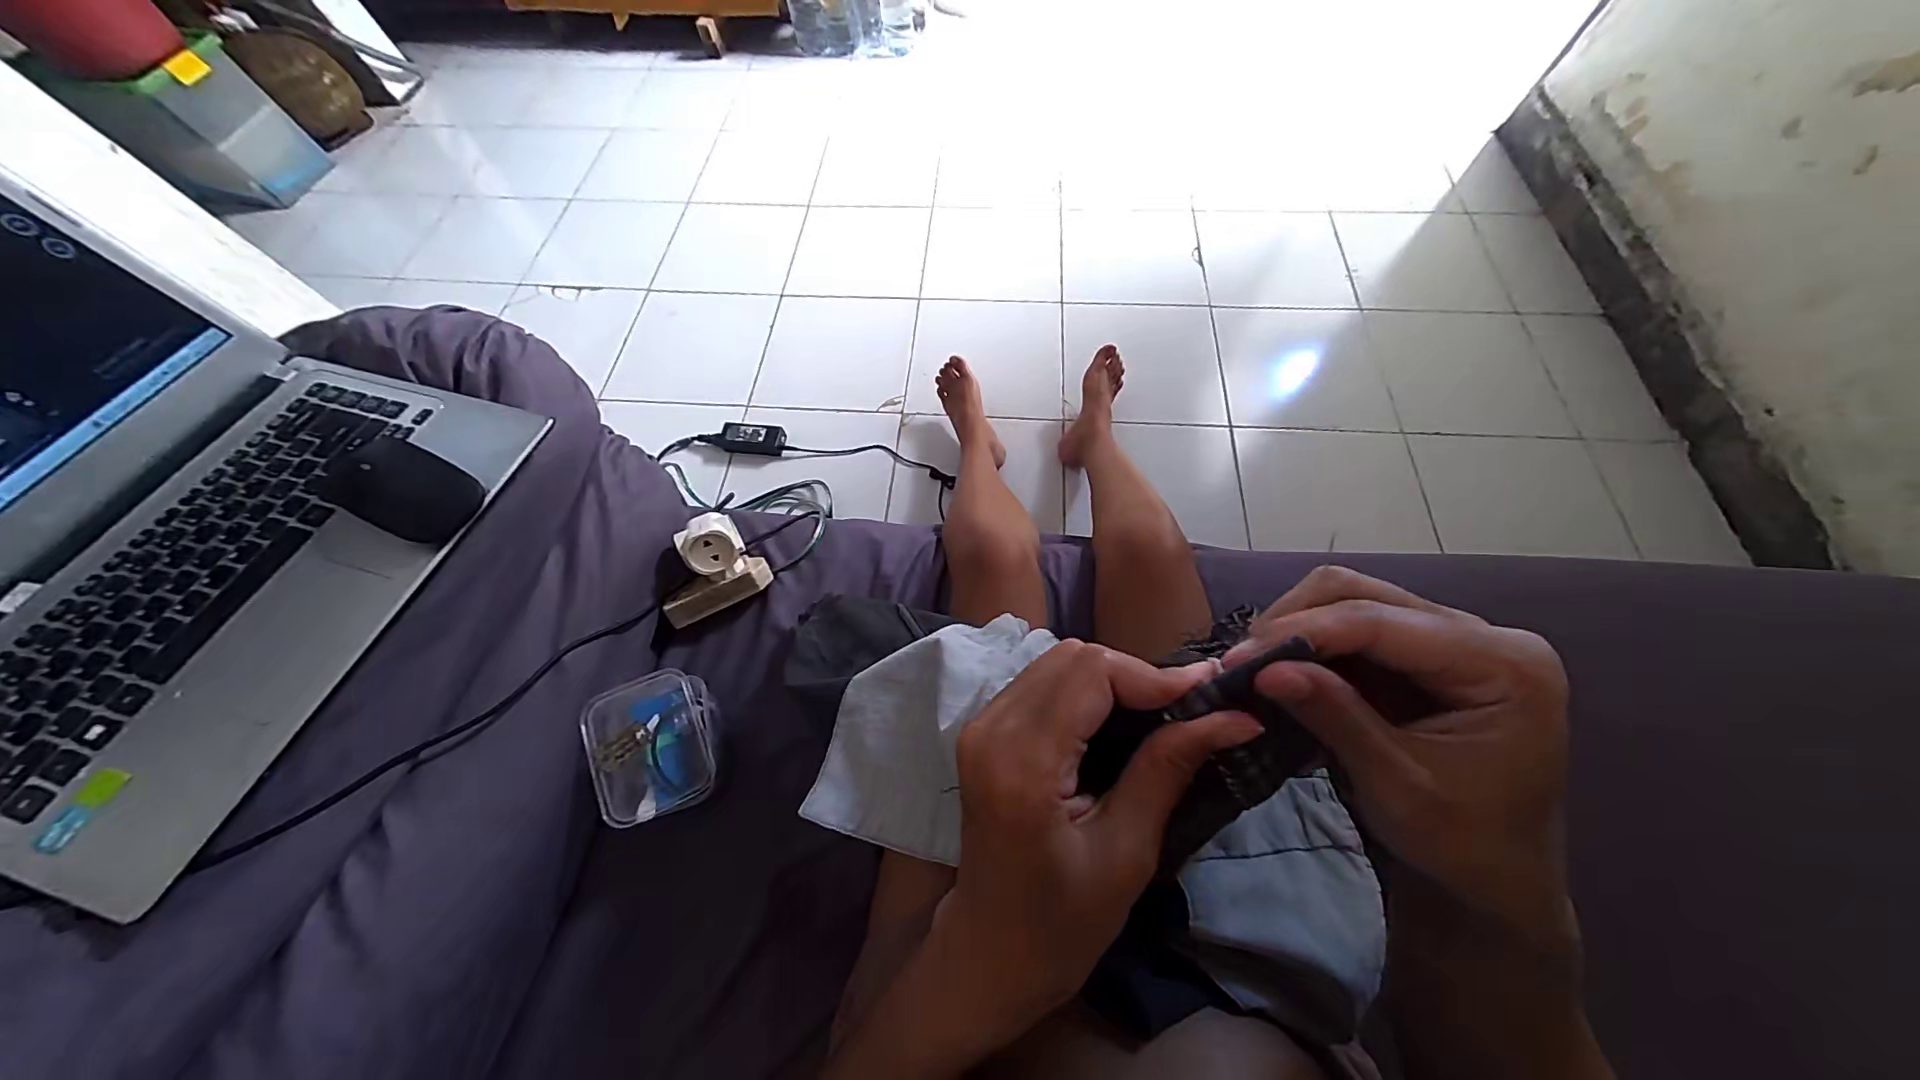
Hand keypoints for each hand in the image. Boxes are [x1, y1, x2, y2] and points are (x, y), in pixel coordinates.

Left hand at [944, 641, 1263, 1029]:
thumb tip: (1231, 716)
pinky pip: (1041, 683)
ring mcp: (980, 725)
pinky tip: (1117, 721)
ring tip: (1161, 715)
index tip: (1210, 695)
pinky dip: (1085, 690)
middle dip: (1136, 675)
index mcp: (1021, 761)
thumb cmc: (1061, 924)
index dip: (1154, 675)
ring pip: (1057, 663)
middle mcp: (991, 728)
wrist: (988, 951)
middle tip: (1188, 710)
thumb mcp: (1127, 852)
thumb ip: (1167, 769)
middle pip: (1072, 657)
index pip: (1090, 672)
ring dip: (1112, 679)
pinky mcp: (983, 731)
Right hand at [1224, 567, 1574, 944]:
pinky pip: (1350, 622)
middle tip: (1243, 662)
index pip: (1382, 623)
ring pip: (1349, 597)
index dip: (1304, 632)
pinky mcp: (1420, 648)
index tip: (1240, 659)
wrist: (1495, 874)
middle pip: (1362, 593)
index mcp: (1503, 664)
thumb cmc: (1461, 841)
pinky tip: (1281, 665)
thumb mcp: (1397, 786)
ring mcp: (1450, 637)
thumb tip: (1264, 671)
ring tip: (1256, 665)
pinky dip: (1308, 640)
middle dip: (1294, 621)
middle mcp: (1482, 634)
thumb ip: (1336, 718)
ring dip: (1295, 626)